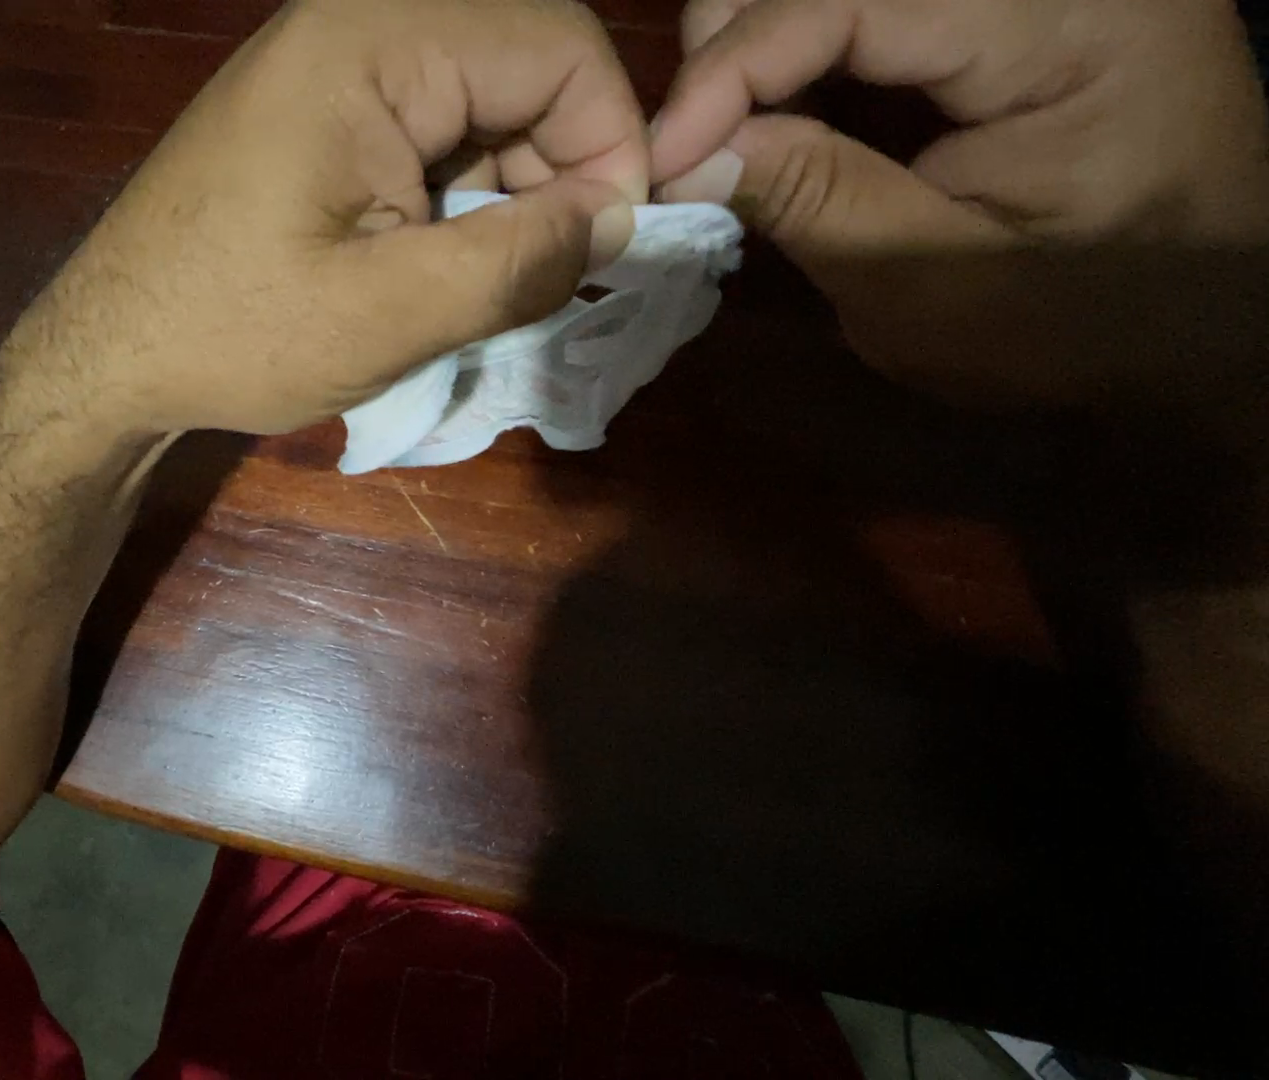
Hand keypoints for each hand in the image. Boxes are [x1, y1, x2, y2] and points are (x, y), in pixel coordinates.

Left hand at [5, 0, 649, 436]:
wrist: (111, 353)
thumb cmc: (232, 335)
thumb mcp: (385, 316)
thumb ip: (515, 264)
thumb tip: (617, 223)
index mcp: (371, 44)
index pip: (556, 43)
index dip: (608, 140)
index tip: (608, 245)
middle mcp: (354, 30)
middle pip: (519, 67)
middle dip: (555, 172)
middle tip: (544, 276)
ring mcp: (329, 74)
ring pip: (476, 111)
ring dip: (503, 197)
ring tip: (478, 287)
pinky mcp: (317, 123)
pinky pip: (426, 142)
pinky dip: (454, 205)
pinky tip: (432, 270)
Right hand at [649, 0, 1268, 406]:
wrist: (1178, 331)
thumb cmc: (1066, 327)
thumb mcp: (923, 284)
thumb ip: (810, 201)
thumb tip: (683, 160)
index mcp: (1074, 23)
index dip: (737, 67)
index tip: (657, 157)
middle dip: (736, 44)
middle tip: (679, 146)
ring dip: (755, 50)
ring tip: (709, 136)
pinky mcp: (1000, 20)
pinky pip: (866, 18)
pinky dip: (791, 63)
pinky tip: (759, 120)